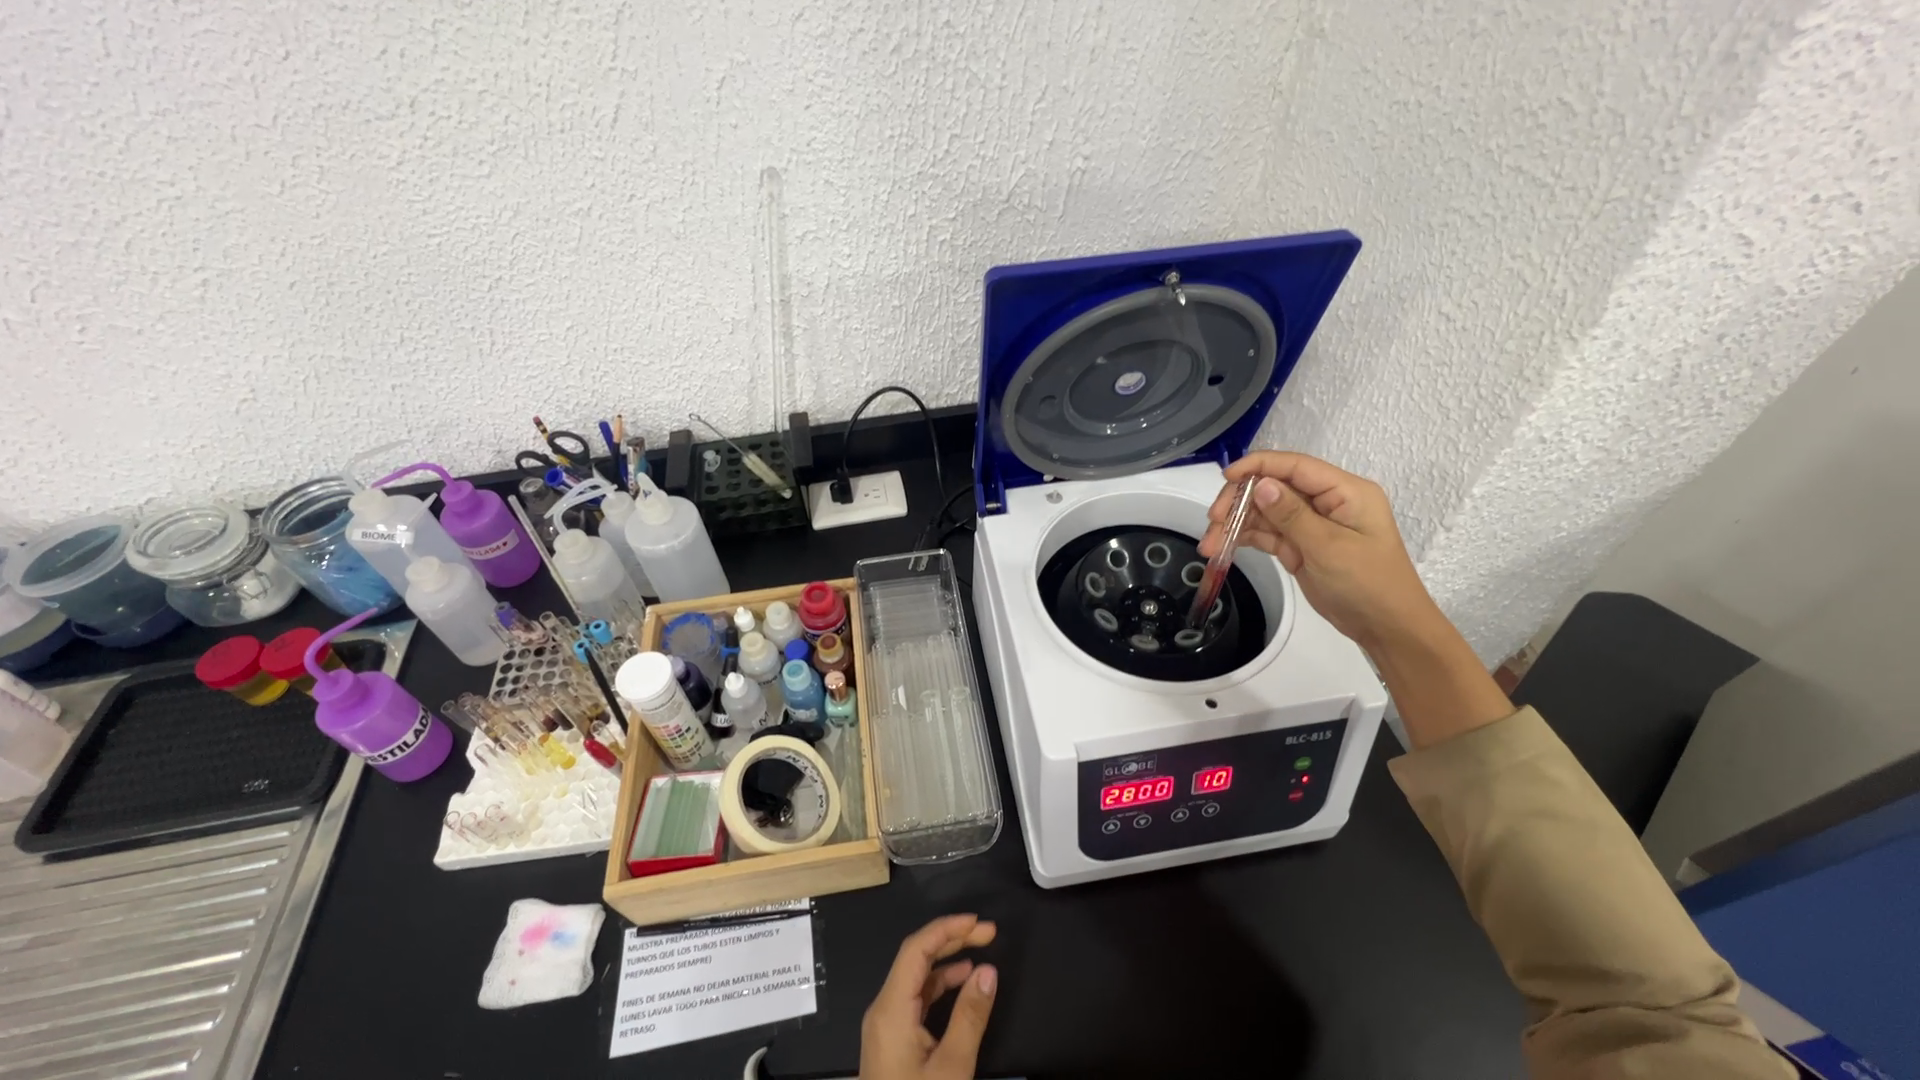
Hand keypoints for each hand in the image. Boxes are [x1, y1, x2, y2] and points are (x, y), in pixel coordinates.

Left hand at [859, 915, 997, 1079]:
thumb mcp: (952, 1067)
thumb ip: (970, 1016)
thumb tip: (989, 972)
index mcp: (891, 1008)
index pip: (916, 949)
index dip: (947, 928)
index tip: (980, 922)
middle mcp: (883, 1008)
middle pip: (915, 958)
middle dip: (952, 940)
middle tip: (989, 933)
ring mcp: (886, 1024)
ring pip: (916, 977)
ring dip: (947, 961)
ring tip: (982, 953)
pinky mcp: (892, 1039)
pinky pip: (915, 997)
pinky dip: (940, 984)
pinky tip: (964, 984)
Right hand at [1197, 451, 1439, 649]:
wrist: (1387, 628)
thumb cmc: (1368, 584)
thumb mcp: (1329, 548)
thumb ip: (1293, 515)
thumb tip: (1262, 486)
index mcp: (1345, 492)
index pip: (1296, 466)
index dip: (1259, 466)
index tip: (1226, 478)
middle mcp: (1328, 502)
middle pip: (1275, 487)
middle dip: (1240, 500)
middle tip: (1213, 521)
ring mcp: (1313, 525)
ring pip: (1266, 512)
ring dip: (1236, 524)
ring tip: (1210, 544)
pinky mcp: (1302, 546)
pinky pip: (1269, 533)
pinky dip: (1246, 538)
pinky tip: (1222, 547)